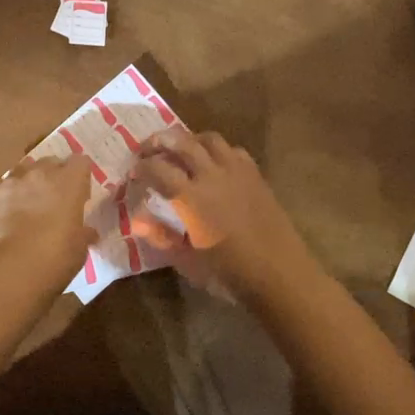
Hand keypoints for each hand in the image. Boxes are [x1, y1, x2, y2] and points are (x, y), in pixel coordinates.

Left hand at [0, 155, 94, 284]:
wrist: (13, 267)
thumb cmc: (56, 257)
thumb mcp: (79, 248)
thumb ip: (83, 233)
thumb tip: (88, 232)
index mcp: (69, 182)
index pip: (81, 162)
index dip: (80, 176)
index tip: (80, 194)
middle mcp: (41, 173)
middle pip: (51, 161)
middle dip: (54, 175)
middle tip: (55, 198)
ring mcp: (13, 180)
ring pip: (23, 167)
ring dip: (28, 179)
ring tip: (28, 200)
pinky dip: (2, 191)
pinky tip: (4, 205)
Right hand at [129, 129, 309, 299]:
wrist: (280, 274)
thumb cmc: (229, 273)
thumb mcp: (188, 260)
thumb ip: (161, 235)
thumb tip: (136, 219)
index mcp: (191, 197)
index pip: (158, 168)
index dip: (142, 167)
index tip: (134, 173)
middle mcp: (212, 175)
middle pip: (181, 141)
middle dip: (159, 141)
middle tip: (148, 150)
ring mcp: (237, 171)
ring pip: (209, 139)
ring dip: (189, 140)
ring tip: (181, 151)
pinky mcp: (255, 175)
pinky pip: (234, 150)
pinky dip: (218, 151)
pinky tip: (214, 164)